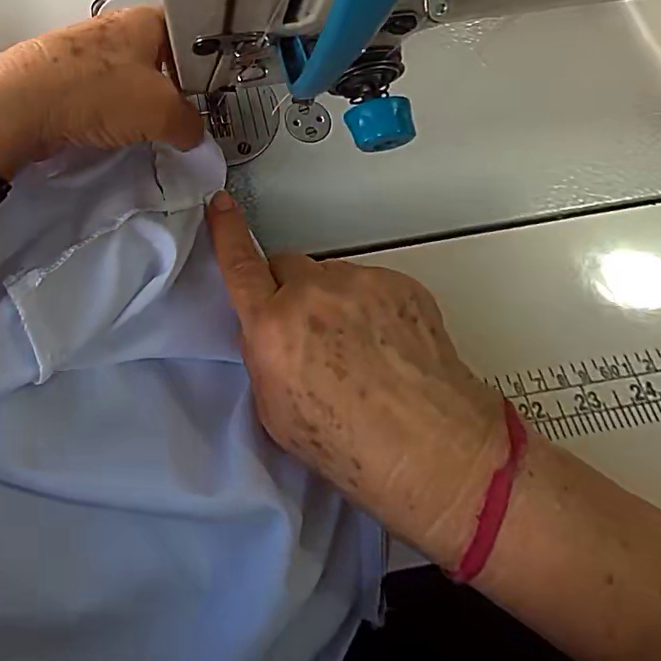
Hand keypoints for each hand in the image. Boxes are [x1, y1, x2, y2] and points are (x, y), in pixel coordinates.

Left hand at [0, 6, 205, 177]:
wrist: (22, 106)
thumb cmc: (94, 92)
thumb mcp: (162, 110)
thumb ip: (189, 123)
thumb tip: (192, 133)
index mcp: (142, 20)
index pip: (186, 31)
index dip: (201, 63)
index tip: (207, 92)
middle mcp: (111, 31)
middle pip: (153, 60)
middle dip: (166, 91)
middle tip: (177, 118)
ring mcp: (81, 56)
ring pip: (122, 82)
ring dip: (133, 108)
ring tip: (142, 131)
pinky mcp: (59, 82)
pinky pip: (95, 100)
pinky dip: (104, 117)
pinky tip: (108, 134)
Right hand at [205, 192, 507, 566]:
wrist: (439, 455)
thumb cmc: (348, 447)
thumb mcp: (273, 408)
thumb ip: (262, 353)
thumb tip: (267, 330)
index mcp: (271, 327)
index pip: (239, 265)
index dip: (227, 232)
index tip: (222, 204)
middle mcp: (311, 295)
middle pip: (287, 266)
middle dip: (289, 288)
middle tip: (310, 330)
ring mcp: (359, 284)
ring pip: (329, 275)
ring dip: (332, 298)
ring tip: (360, 345)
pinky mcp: (400, 284)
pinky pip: (368, 282)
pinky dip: (370, 304)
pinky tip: (388, 343)